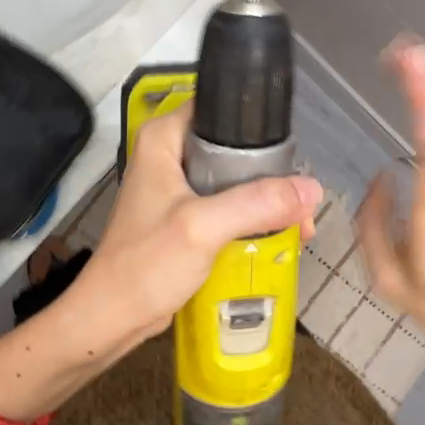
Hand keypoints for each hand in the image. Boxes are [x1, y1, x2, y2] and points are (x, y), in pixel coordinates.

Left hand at [68, 104, 321, 348]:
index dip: (258, 126)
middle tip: (301, 203)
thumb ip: (256, 204)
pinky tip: (276, 236)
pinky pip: (227, 206)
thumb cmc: (145, 266)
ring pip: (234, 179)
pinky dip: (251, 219)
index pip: (219, 108)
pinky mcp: (184, 217)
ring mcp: (176, 187)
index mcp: (163, 139)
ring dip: (265, 201)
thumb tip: (311, 190)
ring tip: (297, 224)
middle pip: (234, 147)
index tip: (293, 155)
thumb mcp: (203, 228)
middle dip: (271, 174)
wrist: (113, 316)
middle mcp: (168, 155)